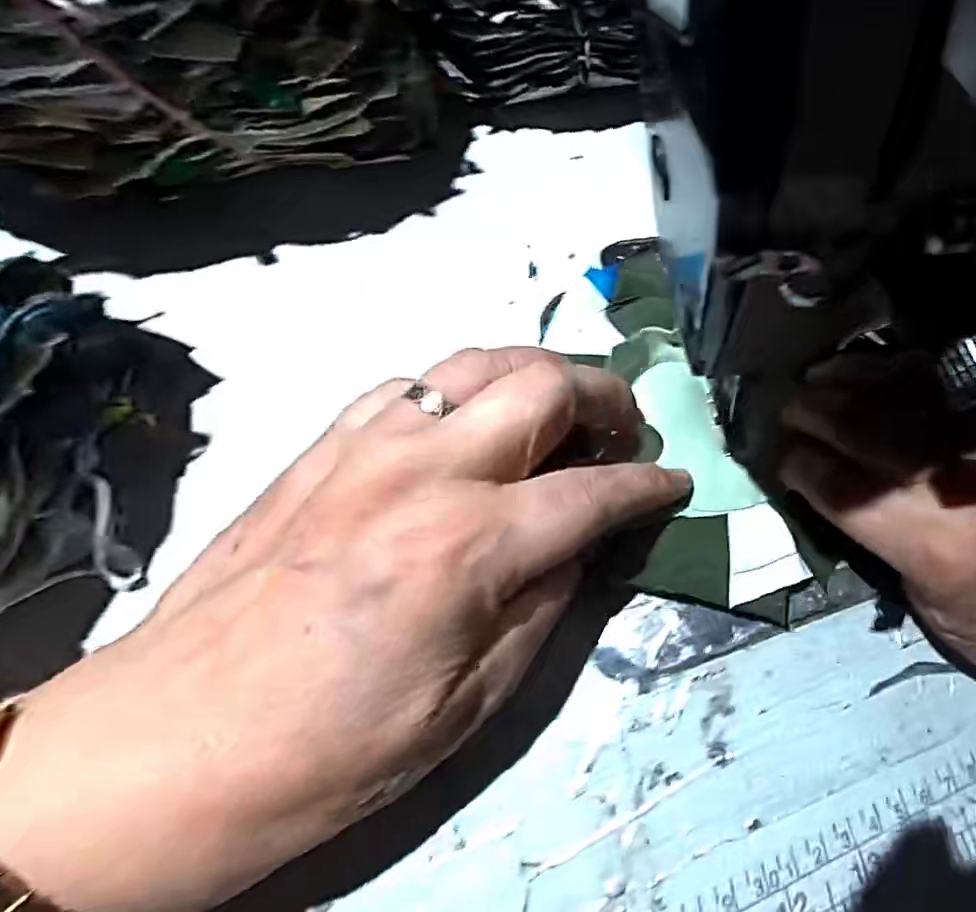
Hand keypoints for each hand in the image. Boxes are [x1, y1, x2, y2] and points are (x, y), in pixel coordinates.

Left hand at [0, 348, 688, 911]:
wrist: (143, 768)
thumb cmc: (333, 750)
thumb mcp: (479, 695)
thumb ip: (551, 598)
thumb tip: (587, 542)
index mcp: (468, 546)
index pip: (595, 490)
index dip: (651, 484)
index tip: (677, 483)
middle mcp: (422, 476)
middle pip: (544, 386)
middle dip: (608, 398)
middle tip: (626, 433)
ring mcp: (363, 454)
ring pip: (478, 363)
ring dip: (541, 376)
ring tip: (563, 414)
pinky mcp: (318, 455)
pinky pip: (410, 386)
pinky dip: (464, 392)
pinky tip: (473, 429)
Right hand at [779, 357, 975, 720]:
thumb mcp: (939, 618)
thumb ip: (890, 546)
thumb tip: (842, 495)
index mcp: (941, 548)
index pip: (847, 489)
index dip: (802, 465)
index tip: (777, 453)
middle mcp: (969, 483)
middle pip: (872, 430)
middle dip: (818, 411)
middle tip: (785, 405)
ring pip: (909, 397)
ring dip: (857, 382)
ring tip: (822, 379)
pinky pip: (948, 391)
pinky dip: (906, 379)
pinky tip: (881, 374)